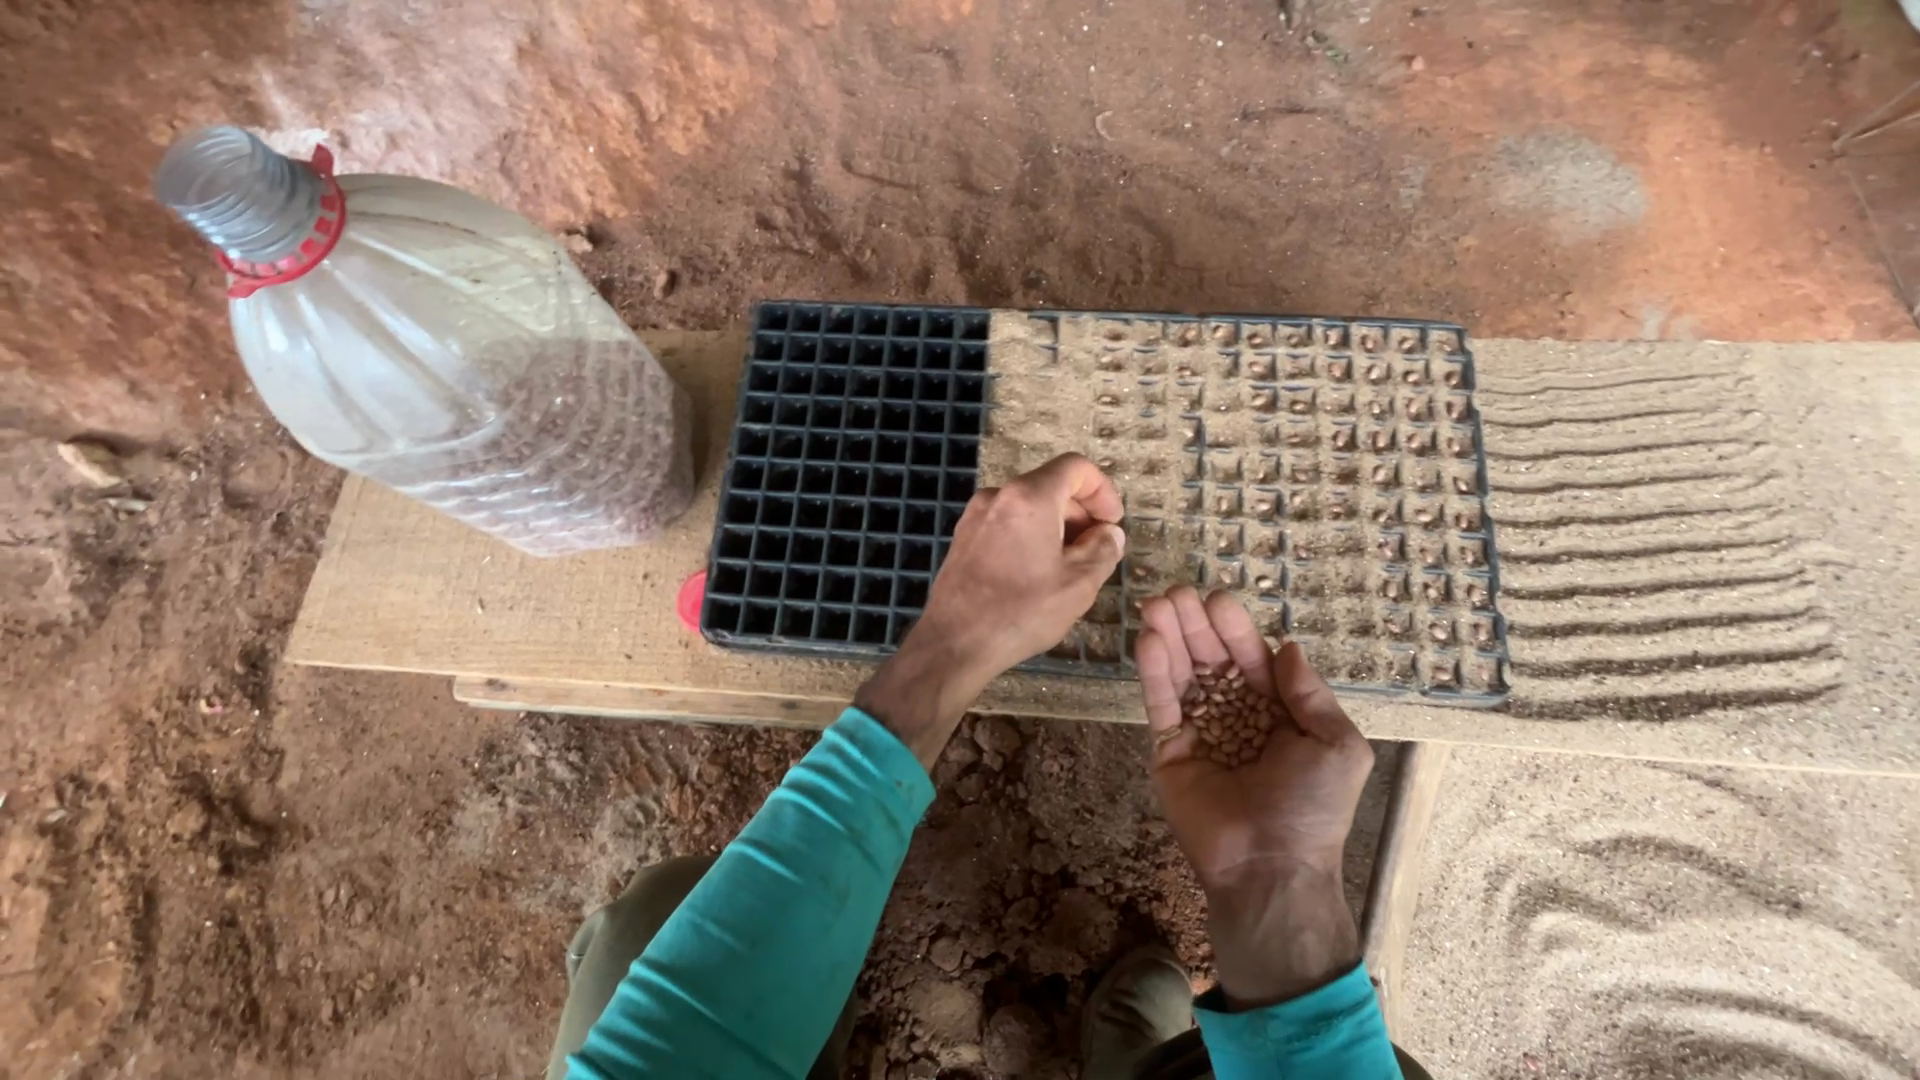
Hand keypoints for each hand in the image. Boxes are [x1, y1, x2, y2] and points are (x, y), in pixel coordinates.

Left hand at [855, 453, 1124, 768]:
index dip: (1102, 490)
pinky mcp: (963, 538)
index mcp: (1029, 497)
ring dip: (1056, 526)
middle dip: (1080, 511)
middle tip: (1096, 549)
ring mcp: (975, 516)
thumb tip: (1109, 534)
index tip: (1112, 522)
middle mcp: (998, 496)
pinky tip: (1036, 573)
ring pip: (1028, 505)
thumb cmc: (1020, 612)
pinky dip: (1030, 535)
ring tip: (1068, 566)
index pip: (1075, 467)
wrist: (954, 642)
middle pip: (1050, 485)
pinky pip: (1007, 523)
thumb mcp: (1077, 585)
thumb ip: (1102, 550)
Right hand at [1134, 587, 1374, 1007]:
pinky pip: (1161, 704)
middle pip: (1209, 660)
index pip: (1250, 660)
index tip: (1216, 599)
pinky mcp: (1168, 748)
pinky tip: (1147, 639)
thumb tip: (1288, 646)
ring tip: (1155, 603)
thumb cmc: (1311, 806)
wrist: (1270, 867)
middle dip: (1194, 625)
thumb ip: (1310, 693)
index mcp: (1276, 714)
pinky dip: (1152, 672)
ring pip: (1181, 674)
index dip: (1234, 630)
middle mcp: (1235, 716)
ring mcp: (1198, 732)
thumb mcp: (1337, 746)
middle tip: (1175, 591)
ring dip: (1168, 637)